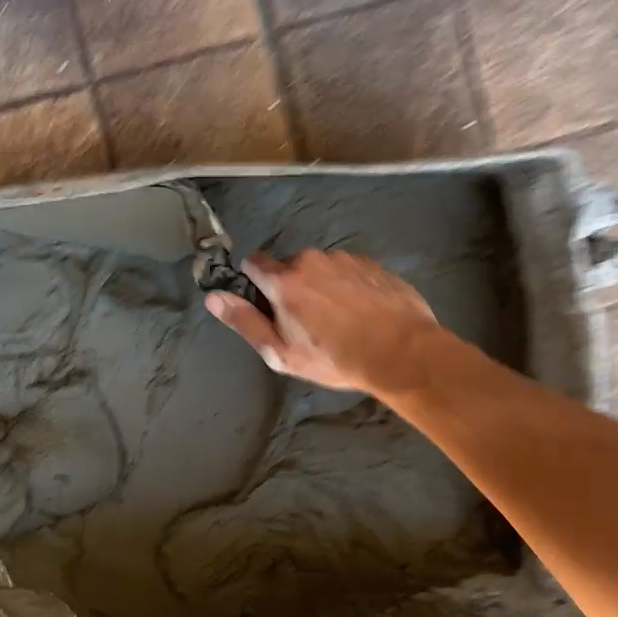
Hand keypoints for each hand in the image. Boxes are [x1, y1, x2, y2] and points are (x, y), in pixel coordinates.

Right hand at [206, 249, 443, 394]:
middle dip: (292, 285)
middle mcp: (311, 259)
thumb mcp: (281, 351)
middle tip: (307, 319)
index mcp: (283, 280)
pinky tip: (362, 312)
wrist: (404, 353)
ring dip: (322, 284)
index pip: (254, 262)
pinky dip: (349, 285)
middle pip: (289, 265)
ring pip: (321, 267)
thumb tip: (213, 297)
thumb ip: (244, 321)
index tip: (267, 304)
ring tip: (340, 317)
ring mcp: (345, 259)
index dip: (255, 281)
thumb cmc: (335, 358)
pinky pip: (349, 270)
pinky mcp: (373, 264)